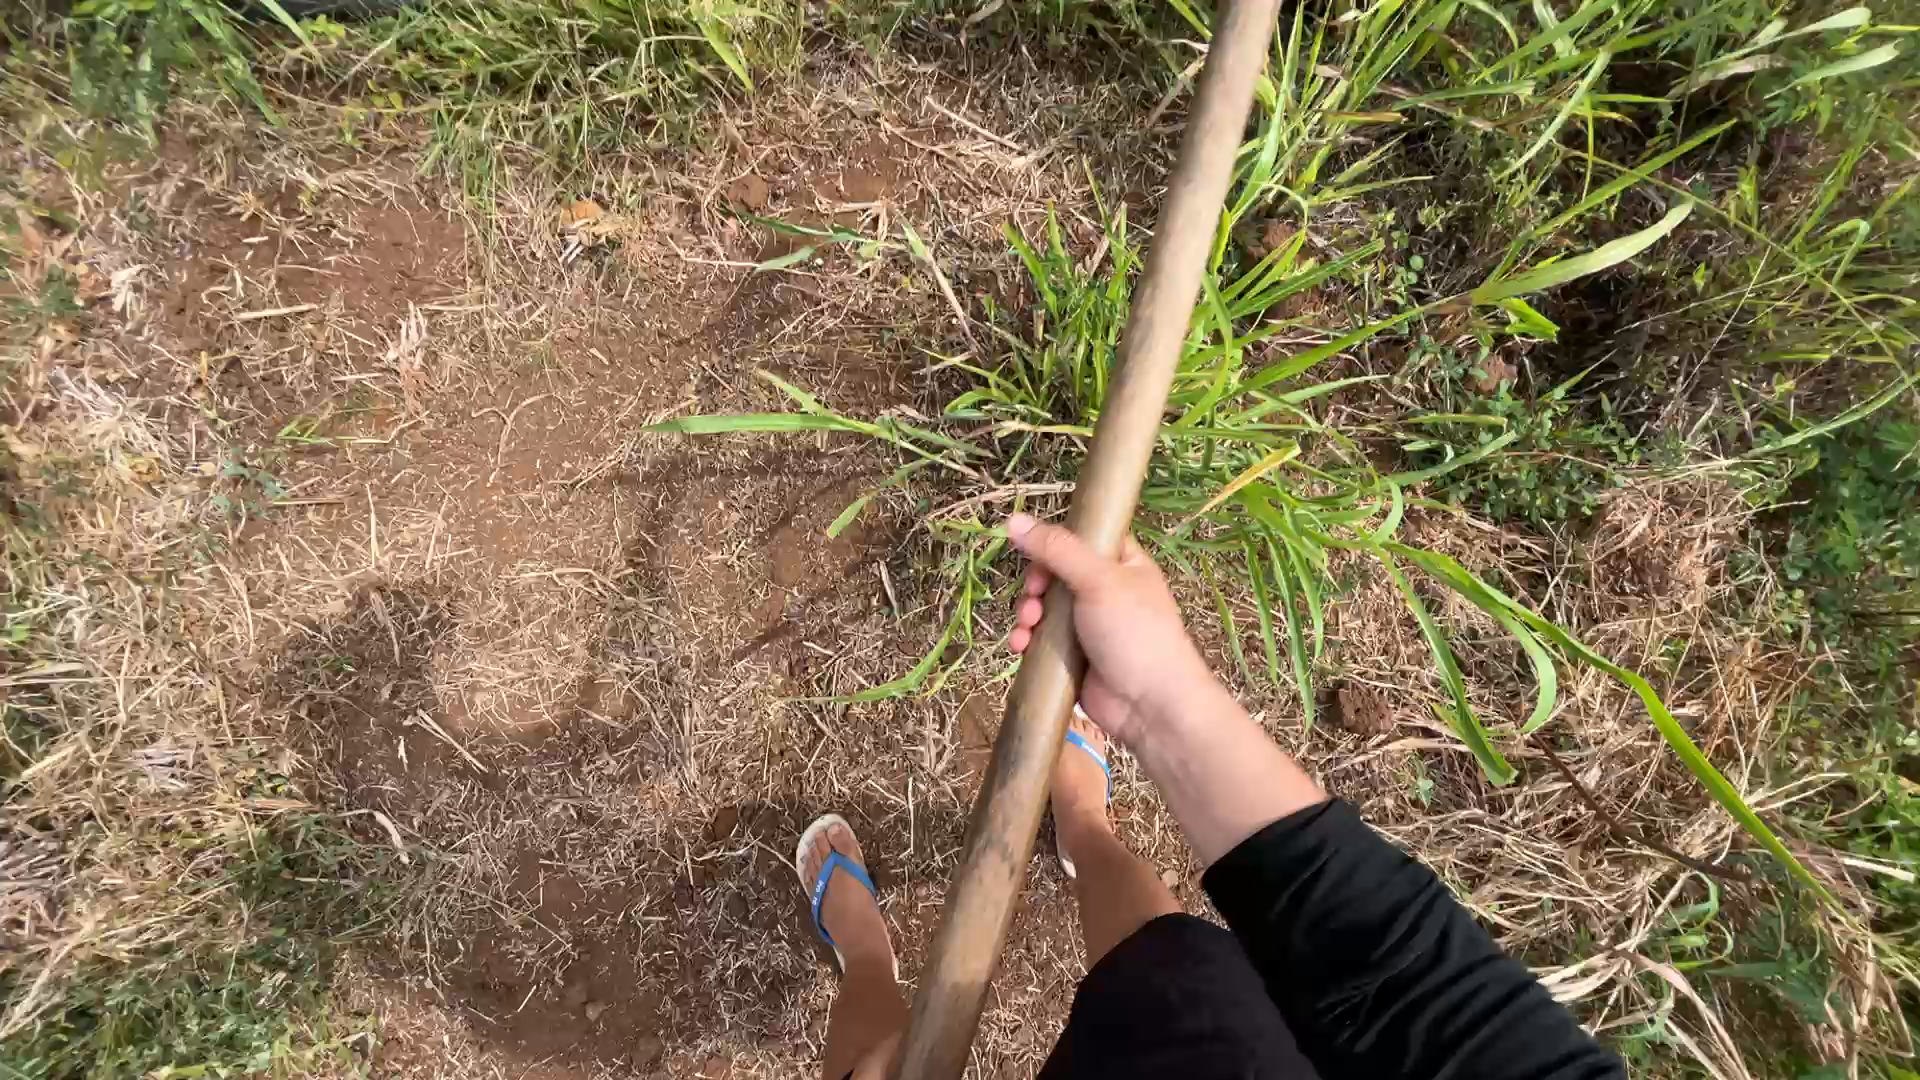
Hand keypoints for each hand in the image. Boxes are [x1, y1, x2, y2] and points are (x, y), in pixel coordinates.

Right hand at [1005, 512, 1214, 744]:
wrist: (1149, 705)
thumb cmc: (1135, 632)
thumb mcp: (1098, 579)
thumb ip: (1056, 550)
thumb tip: (1013, 520)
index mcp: (1122, 563)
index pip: (1082, 538)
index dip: (1055, 543)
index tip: (1037, 554)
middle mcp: (1104, 590)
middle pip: (1054, 573)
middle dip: (1036, 586)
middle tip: (1034, 597)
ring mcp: (1087, 624)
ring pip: (1043, 607)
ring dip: (1027, 614)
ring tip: (1028, 628)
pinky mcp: (1072, 655)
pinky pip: (1040, 639)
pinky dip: (1027, 640)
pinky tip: (1021, 648)